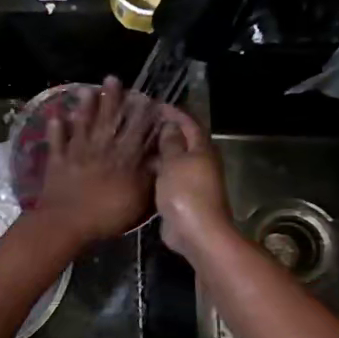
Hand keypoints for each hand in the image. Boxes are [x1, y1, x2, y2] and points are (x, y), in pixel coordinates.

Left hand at [33, 76, 156, 244]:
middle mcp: (101, 150)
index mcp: (123, 159)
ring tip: (86, 89)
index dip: (141, 113)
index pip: (136, 131)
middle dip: (112, 99)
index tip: (145, 95)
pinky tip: (55, 116)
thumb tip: (162, 157)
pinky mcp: (56, 164)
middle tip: (112, 78)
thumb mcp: (140, 198)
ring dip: (85, 108)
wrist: (68, 223)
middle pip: (108, 121)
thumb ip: (151, 176)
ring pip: (82, 126)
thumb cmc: (108, 214)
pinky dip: (55, 129)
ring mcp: (76, 155)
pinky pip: (56, 143)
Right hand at [154, 103, 230, 255]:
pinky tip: (140, 170)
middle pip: (183, 141)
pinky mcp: (182, 197)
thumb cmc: (186, 193)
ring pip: (174, 160)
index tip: (155, 105)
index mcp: (202, 149)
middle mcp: (200, 162)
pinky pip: (168, 177)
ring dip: (159, 151)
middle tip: (142, 123)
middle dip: (166, 131)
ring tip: (136, 144)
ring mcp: (192, 181)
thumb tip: (171, 125)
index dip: (175, 113)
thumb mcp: (175, 162)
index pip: (190, 123)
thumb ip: (171, 143)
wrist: (196, 232)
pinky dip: (156, 170)